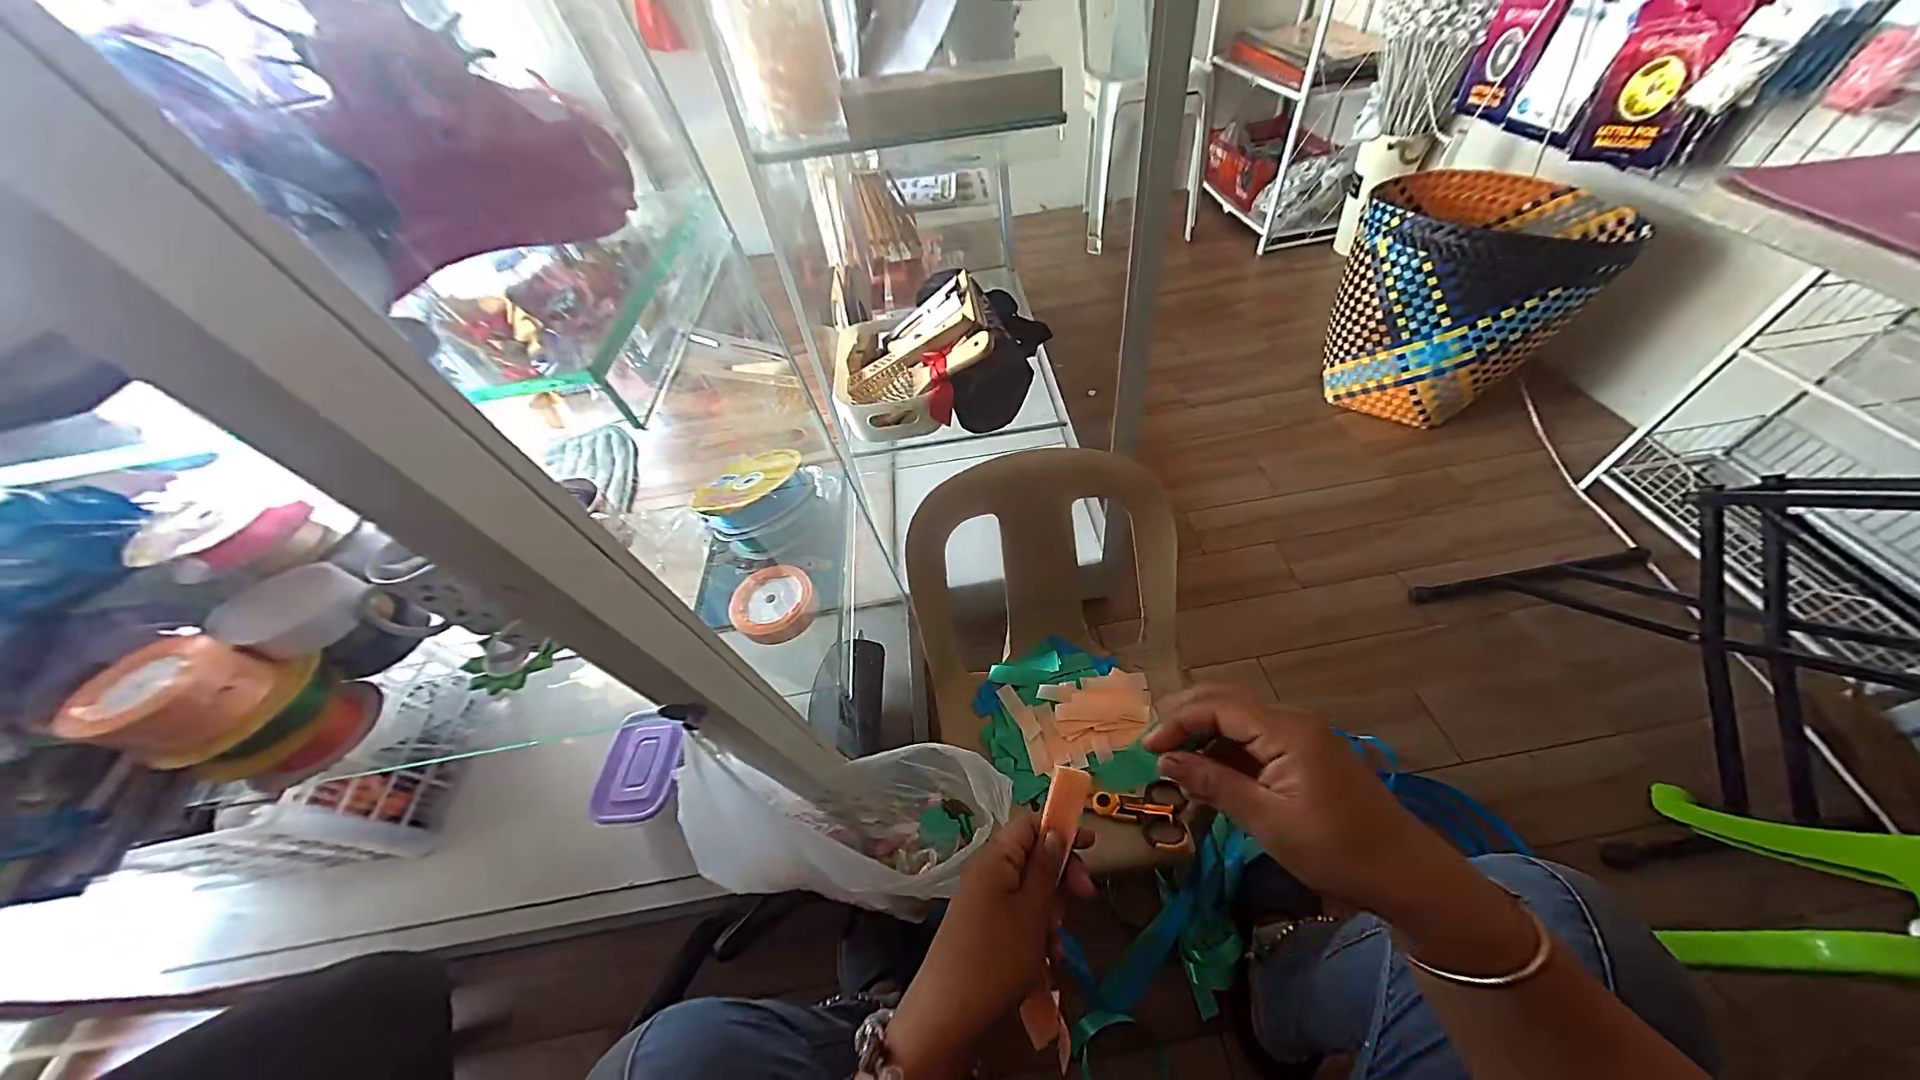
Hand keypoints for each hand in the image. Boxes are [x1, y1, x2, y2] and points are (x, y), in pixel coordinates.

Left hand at [887, 814, 1093, 1077]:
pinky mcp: (984, 927)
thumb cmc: (997, 956)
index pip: (1029, 823)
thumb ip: (1046, 867)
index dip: (1060, 829)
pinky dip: (1036, 933)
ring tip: (1057, 943)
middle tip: (1087, 896)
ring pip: (1029, 891)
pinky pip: (1018, 917)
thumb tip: (1055, 832)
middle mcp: (987, 871)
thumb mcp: (1033, 910)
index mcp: (996, 857)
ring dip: (1051, 912)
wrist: (948, 1014)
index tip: (1091, 845)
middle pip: (1032, 857)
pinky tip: (1047, 961)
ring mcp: (983, 900)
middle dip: (1062, 877)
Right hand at [1142, 683, 1473, 926]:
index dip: (1176, 722)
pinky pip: (1255, 739)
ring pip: (1238, 718)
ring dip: (1203, 734)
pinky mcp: (1305, 754)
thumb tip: (1166, 761)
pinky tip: (1209, 775)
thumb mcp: (1267, 821)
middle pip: (1225, 700)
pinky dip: (1226, 751)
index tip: (1148, 751)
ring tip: (1174, 761)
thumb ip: (1214, 784)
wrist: (1411, 878)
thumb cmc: (1338, 851)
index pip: (1216, 706)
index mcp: (1286, 730)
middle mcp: (1292, 720)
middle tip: (1153, 744)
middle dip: (1185, 716)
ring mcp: (1301, 735)